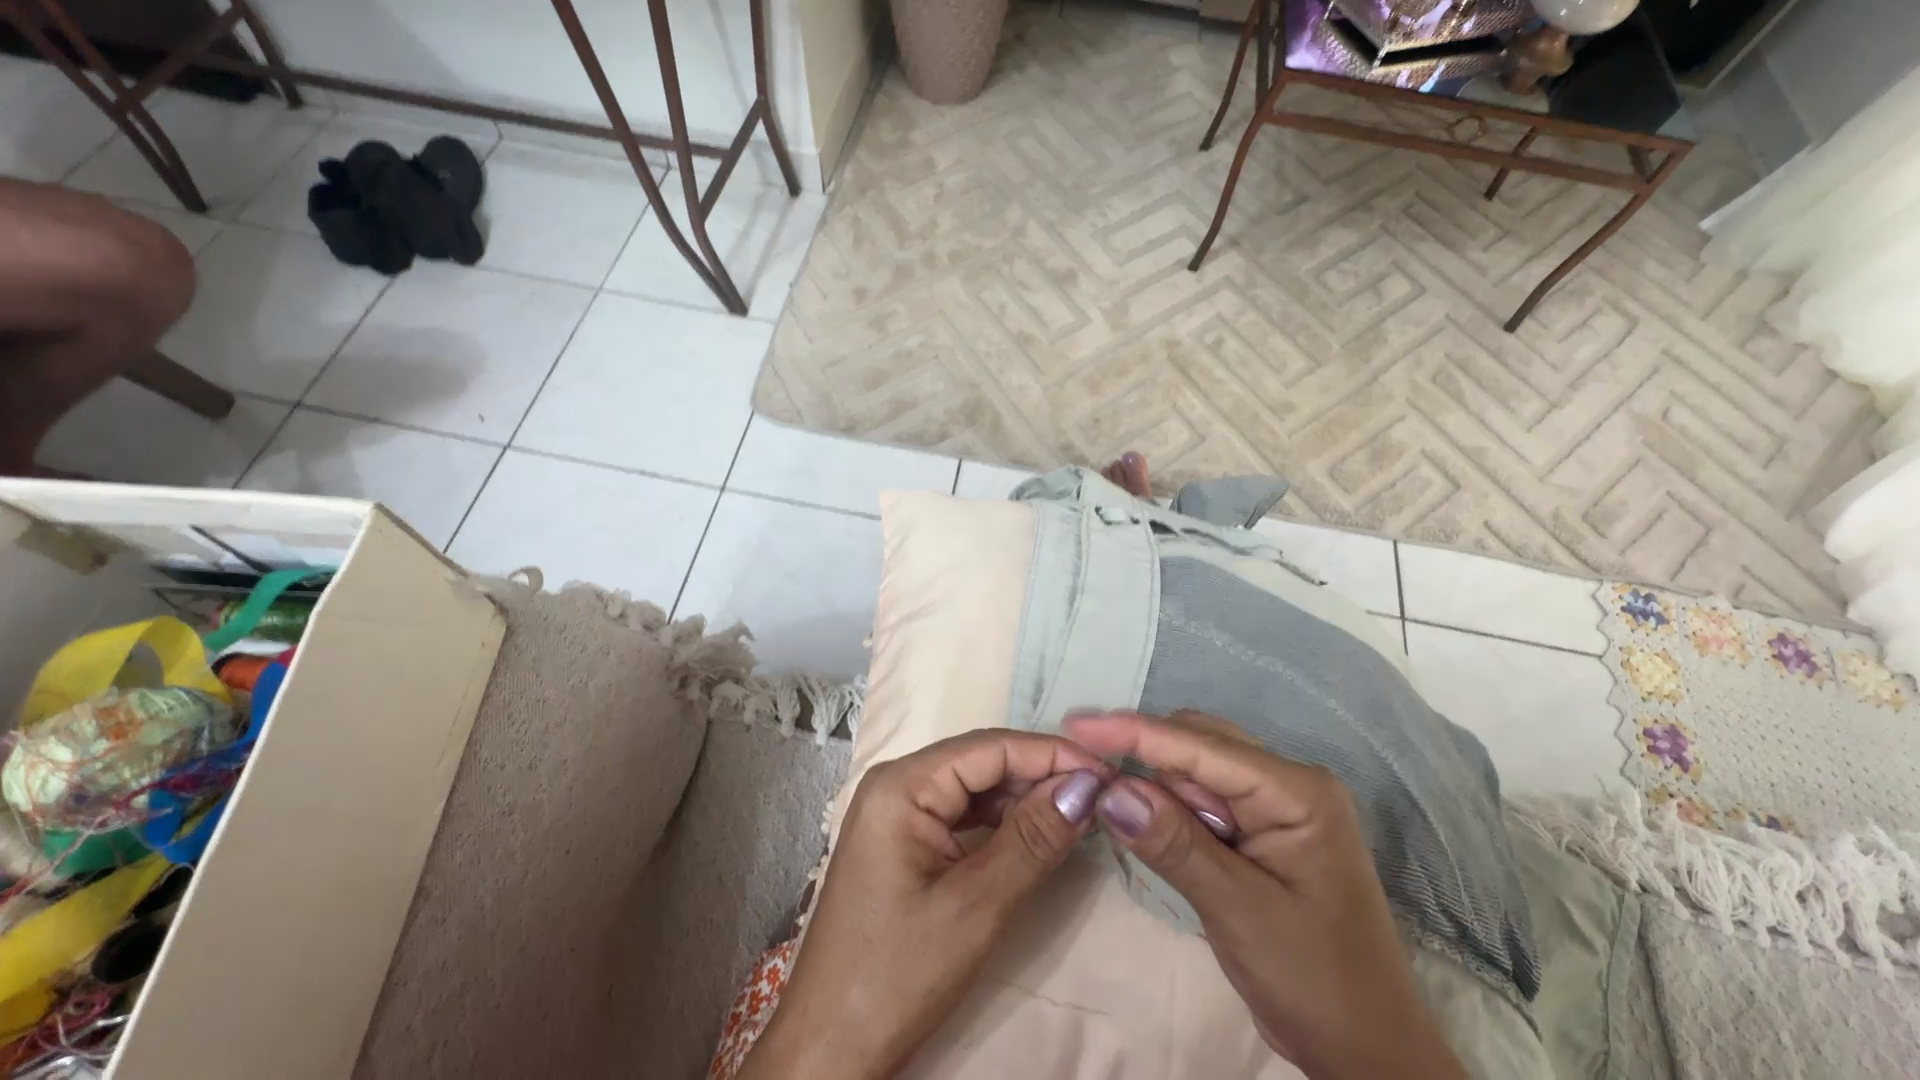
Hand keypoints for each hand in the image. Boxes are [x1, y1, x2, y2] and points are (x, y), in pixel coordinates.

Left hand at [739, 730, 1111, 1079]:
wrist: (831, 1046)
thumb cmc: (898, 974)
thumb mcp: (977, 906)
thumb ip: (1034, 839)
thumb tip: (1087, 787)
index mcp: (901, 786)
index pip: (991, 747)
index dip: (1054, 754)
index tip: (1112, 773)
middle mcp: (895, 786)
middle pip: (981, 762)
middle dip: (1042, 776)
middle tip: (1104, 798)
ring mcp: (895, 815)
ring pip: (974, 789)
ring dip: (1025, 800)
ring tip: (1081, 817)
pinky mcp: (901, 844)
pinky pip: (960, 817)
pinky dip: (1001, 824)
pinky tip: (1037, 837)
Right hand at [1063, 710, 1468, 1079]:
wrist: (1365, 1046)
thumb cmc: (1314, 978)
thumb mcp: (1238, 910)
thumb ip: (1175, 844)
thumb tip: (1110, 790)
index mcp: (1298, 792)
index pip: (1203, 747)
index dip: (1136, 732)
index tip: (1075, 724)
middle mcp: (1290, 785)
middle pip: (1201, 745)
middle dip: (1143, 755)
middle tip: (1084, 773)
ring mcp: (1278, 810)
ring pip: (1198, 773)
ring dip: (1155, 784)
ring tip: (1106, 800)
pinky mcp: (1263, 836)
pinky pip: (1206, 804)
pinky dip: (1171, 809)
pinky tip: (1144, 822)